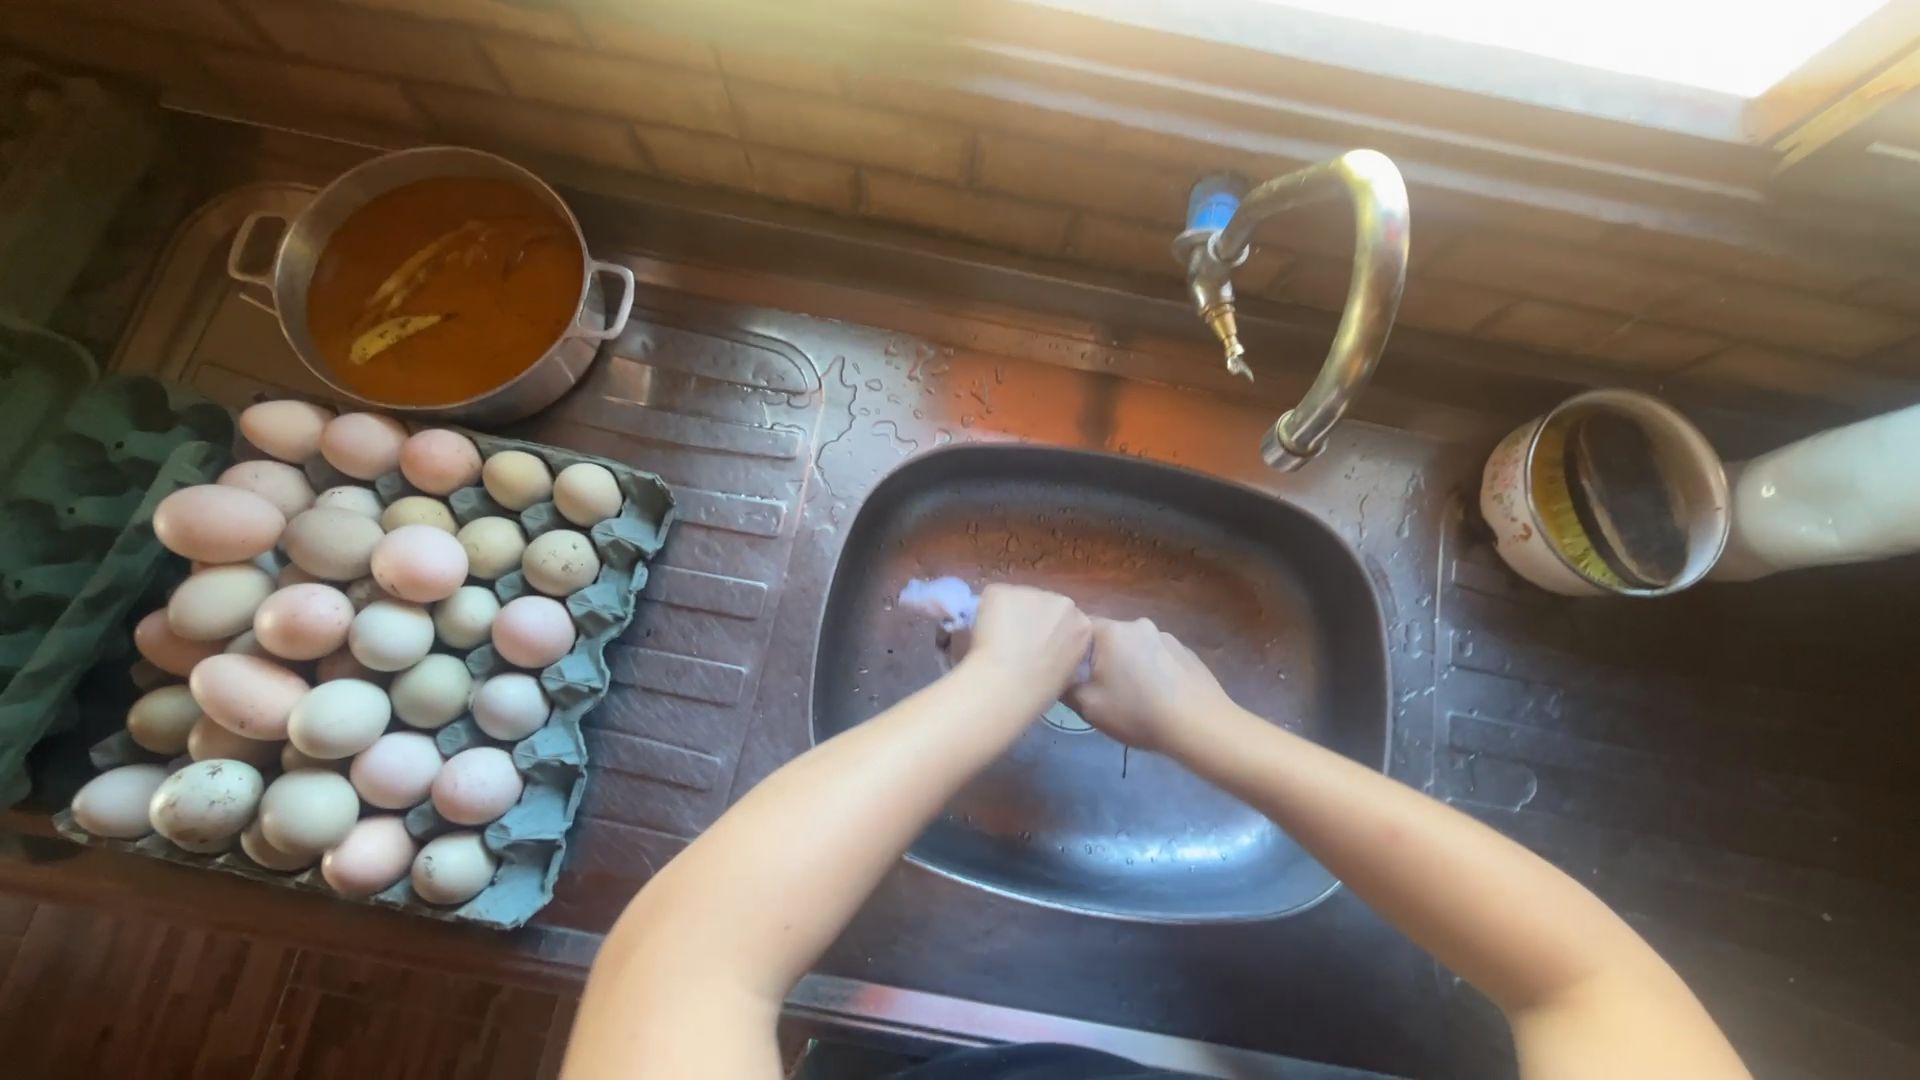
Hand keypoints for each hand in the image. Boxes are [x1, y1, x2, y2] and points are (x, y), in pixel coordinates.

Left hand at [961, 584, 1091, 699]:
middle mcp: (1061, 602)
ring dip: (1010, 615)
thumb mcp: (1067, 672)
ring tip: (1000, 642)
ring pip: (1017, 600)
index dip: (1046, 631)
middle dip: (1031, 618)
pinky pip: (993, 599)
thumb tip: (1046, 648)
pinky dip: (986, 613)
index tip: (1035, 646)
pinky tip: (987, 636)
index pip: (1064, 619)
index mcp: (1082, 625)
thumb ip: (1062, 650)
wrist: (1008, 683)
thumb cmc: (1039, 689)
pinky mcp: (1003, 591)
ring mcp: (1032, 592)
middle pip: (1043, 604)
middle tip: (1016, 643)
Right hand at [1068, 618, 1236, 753]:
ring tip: (1133, 697)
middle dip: (1102, 659)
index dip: (1072, 650)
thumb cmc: (1137, 713)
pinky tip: (1158, 698)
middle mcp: (1139, 625)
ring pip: (1135, 648)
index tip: (1072, 672)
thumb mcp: (1089, 706)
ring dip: (1129, 665)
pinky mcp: (1187, 653)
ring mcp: (1167, 637)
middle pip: (1109, 638)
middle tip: (1100, 688)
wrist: (1200, 726)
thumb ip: (1066, 686)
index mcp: (1112, 631)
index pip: (1080, 627)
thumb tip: (1058, 676)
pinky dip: (1153, 672)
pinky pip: (1158, 658)